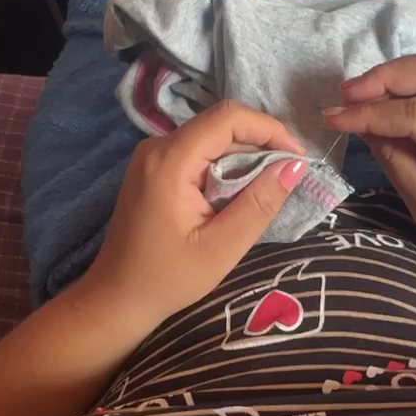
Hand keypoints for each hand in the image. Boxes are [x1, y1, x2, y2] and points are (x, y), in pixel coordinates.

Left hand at [82, 101, 307, 327]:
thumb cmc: (167, 279)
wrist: (116, 297)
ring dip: (246, 154)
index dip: (269, 129)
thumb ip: (259, 204)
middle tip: (291, 173)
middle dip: (261, 142)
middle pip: (220, 124)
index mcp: (169, 161)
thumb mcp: (221, 248)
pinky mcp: (155, 168)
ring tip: (273, 184)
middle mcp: (157, 147)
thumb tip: (295, 166)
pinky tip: (242, 190)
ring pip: (212, 137)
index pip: (227, 118)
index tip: (298, 158)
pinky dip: (226, 164)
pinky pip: (199, 151)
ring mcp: (153, 156)